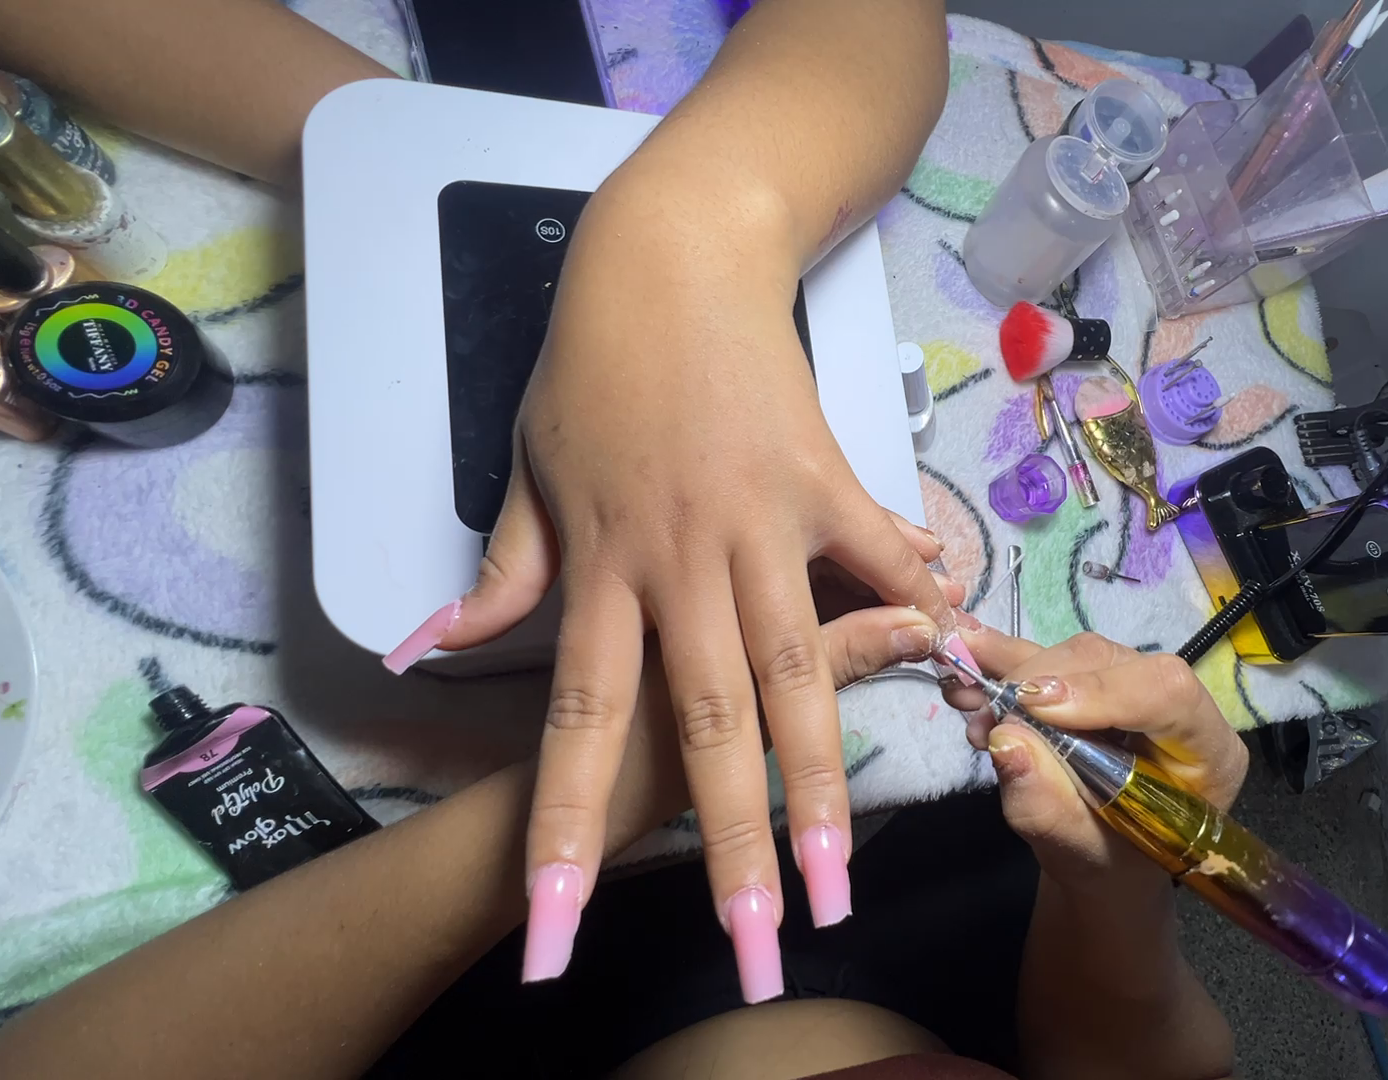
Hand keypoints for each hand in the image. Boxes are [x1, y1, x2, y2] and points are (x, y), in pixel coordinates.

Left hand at [383, 173, 951, 999]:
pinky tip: (951, 645)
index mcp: (606, 567)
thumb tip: (436, 650)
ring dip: (820, 772)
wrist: (670, 260)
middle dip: (729, 845)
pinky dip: (910, 593)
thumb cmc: (593, 363)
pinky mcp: (825, 478)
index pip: (582, 722)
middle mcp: (684, 562)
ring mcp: (762, 522)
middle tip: (755, 951)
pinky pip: (872, 549)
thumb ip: (502, 570)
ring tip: (841, 866)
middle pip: (706, 722)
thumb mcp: (531, 465)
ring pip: (795, 666)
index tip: (560, 935)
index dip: (570, 832)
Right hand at [942, 622, 1246, 901]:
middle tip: (987, 719)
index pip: (1166, 691)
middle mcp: (1174, 702)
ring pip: (1071, 652)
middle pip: (1107, 662)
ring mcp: (1129, 680)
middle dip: (1038, 682)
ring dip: (1010, 671)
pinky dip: (998, 656)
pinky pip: (1044, 653)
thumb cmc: (1108, 862)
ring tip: (967, 700)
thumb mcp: (1078, 852)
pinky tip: (963, 654)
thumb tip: (1006, 740)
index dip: (1099, 690)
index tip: (1035, 706)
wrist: (1105, 858)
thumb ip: (1047, 805)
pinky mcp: (1088, 674)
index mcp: (1203, 749)